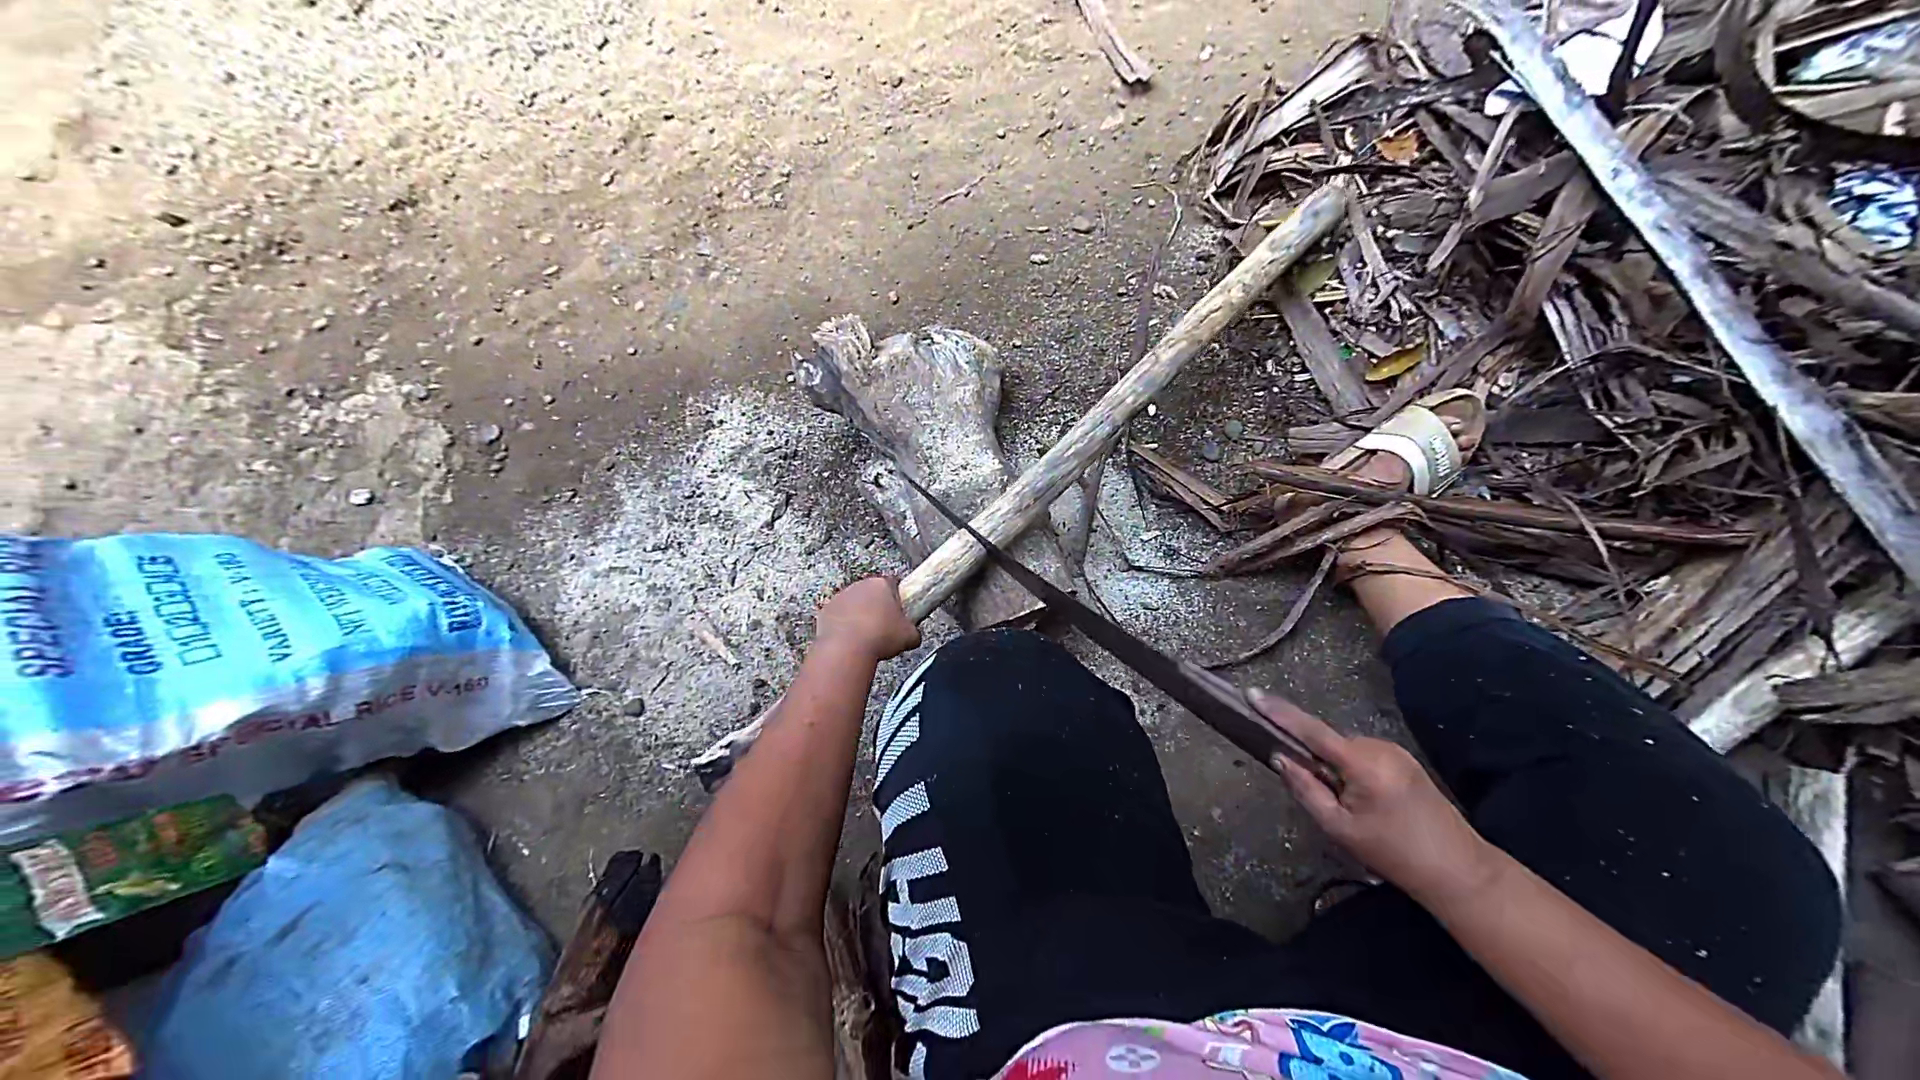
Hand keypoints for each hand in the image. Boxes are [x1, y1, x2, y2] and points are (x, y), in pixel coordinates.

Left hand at [814, 577, 920, 661]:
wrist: (846, 650)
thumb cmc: (880, 638)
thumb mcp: (910, 637)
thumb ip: (913, 632)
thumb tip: (914, 636)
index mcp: (882, 584)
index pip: (894, 584)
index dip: (898, 598)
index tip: (900, 612)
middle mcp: (860, 585)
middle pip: (871, 592)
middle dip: (876, 606)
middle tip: (883, 626)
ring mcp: (840, 597)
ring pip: (853, 603)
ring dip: (858, 615)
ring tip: (865, 636)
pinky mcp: (826, 610)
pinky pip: (838, 616)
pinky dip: (842, 625)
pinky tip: (849, 639)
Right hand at [1249, 688, 1497, 903]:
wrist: (1459, 871)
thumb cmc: (1394, 854)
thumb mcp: (1339, 827)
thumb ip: (1305, 788)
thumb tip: (1281, 757)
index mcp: (1365, 764)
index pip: (1312, 731)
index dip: (1280, 713)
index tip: (1252, 695)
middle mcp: (1380, 747)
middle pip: (1327, 742)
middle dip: (1314, 760)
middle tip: (1323, 801)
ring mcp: (1395, 751)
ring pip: (1343, 749)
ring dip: (1333, 768)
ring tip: (1350, 809)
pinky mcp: (1403, 759)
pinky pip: (1360, 755)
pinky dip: (1350, 770)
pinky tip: (1365, 803)